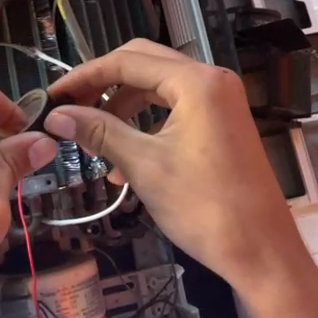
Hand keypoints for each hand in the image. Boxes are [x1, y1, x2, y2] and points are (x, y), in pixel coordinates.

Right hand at [43, 39, 309, 289]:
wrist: (264, 255)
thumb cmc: (205, 208)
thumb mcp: (144, 166)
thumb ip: (99, 132)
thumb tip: (56, 115)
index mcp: (195, 81)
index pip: (127, 61)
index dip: (85, 76)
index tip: (53, 95)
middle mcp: (210, 79)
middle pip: (142, 64)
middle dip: (102, 85)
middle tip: (69, 107)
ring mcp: (219, 99)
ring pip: (156, 86)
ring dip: (122, 106)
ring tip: (91, 135)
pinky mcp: (221, 121)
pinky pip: (173, 107)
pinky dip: (145, 123)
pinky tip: (122, 157)